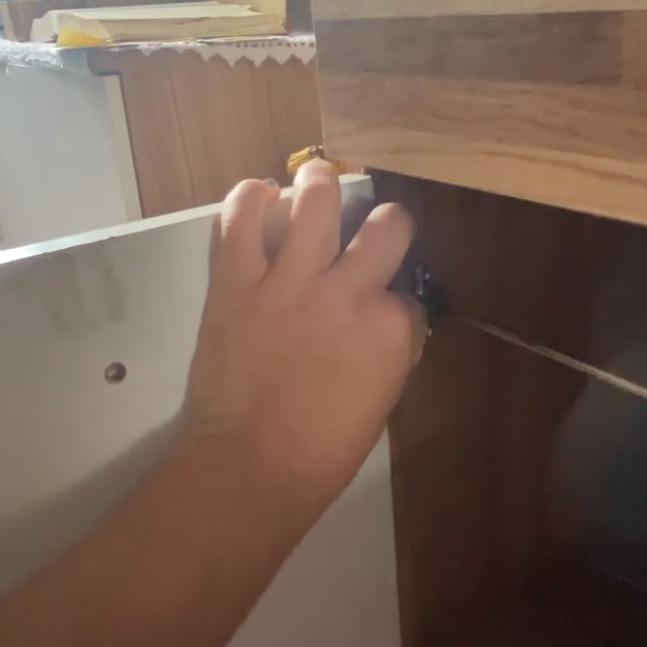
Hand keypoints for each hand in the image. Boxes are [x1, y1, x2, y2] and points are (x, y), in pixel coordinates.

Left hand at [182, 160, 423, 524]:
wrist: (249, 468)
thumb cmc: (322, 451)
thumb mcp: (381, 400)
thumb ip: (389, 350)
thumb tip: (387, 321)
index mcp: (392, 328)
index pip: (409, 293)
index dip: (398, 299)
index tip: (382, 310)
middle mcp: (349, 291)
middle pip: (387, 227)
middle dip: (386, 224)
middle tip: (370, 226)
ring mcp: (290, 282)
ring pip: (317, 200)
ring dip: (322, 183)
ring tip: (319, 178)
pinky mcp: (236, 282)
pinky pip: (240, 220)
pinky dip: (249, 199)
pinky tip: (259, 196)